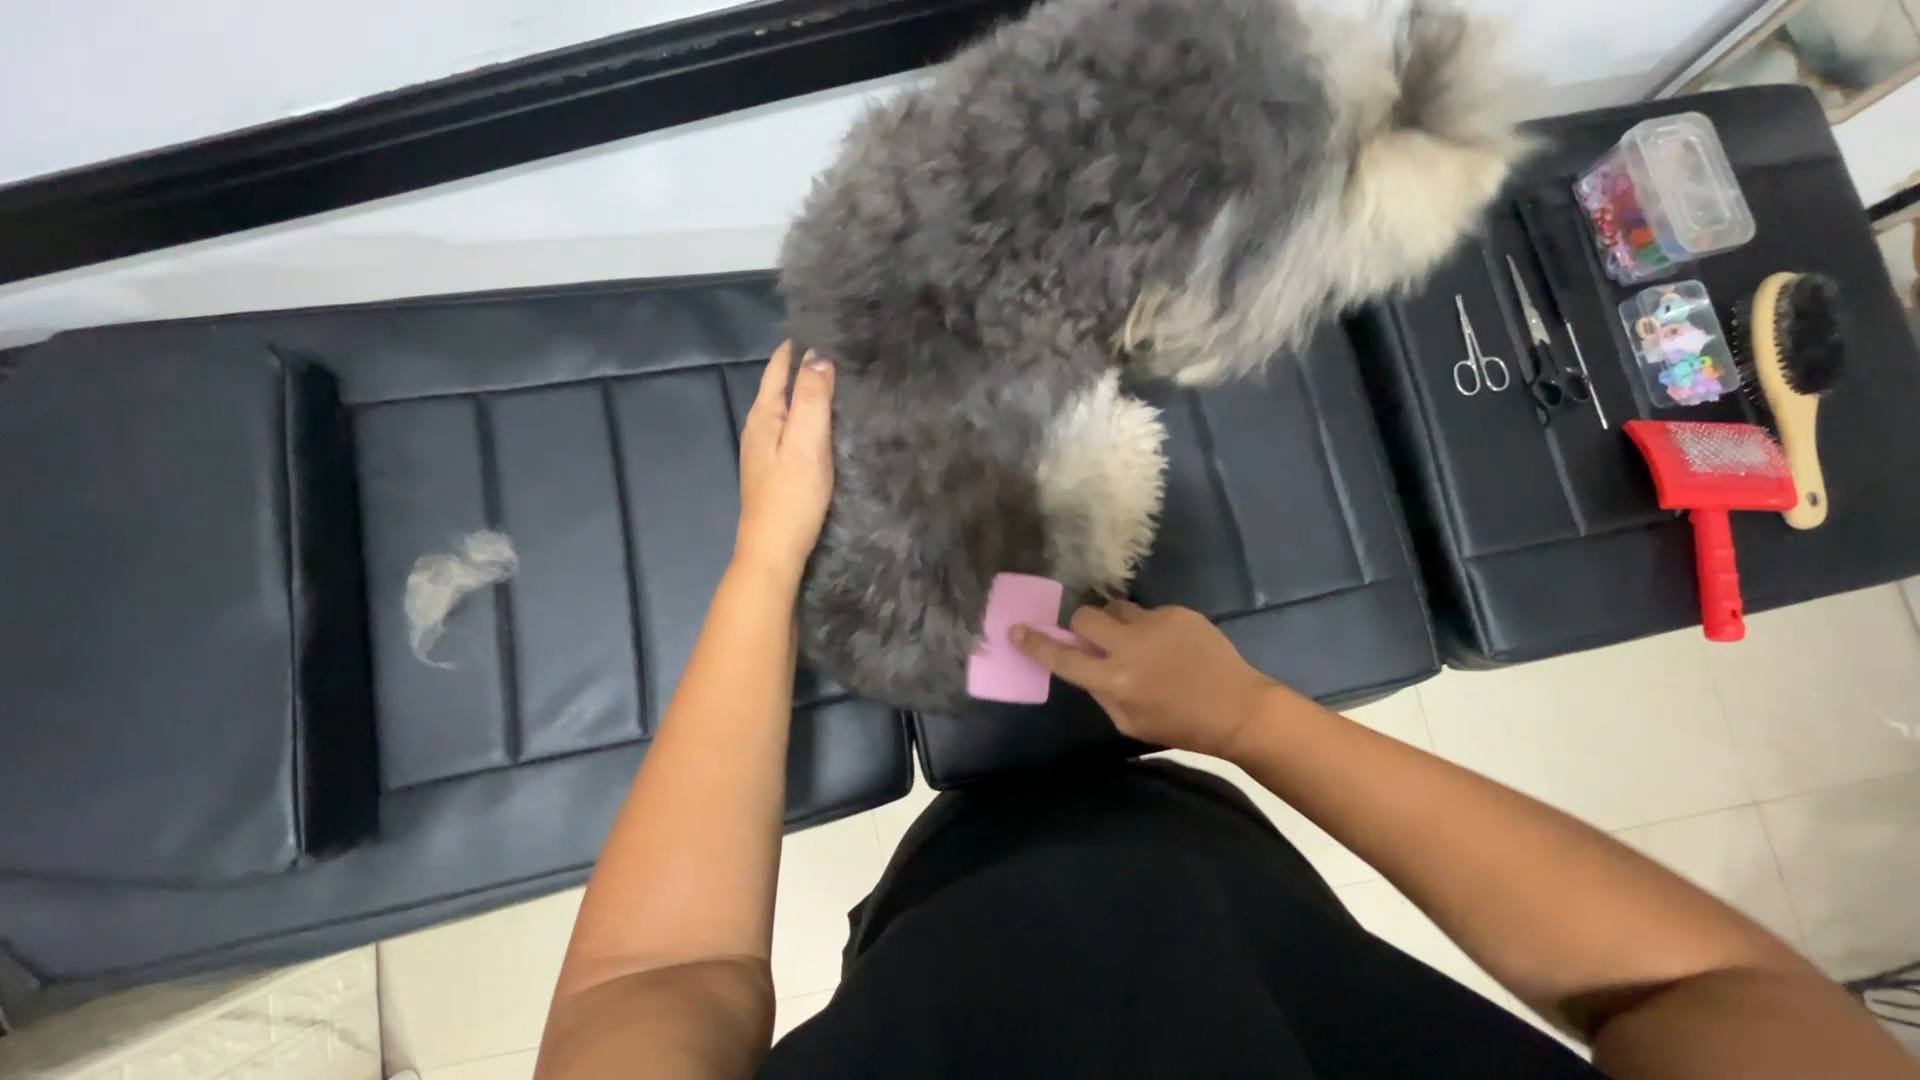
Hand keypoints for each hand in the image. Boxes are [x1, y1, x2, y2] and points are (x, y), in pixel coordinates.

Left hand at [734, 342, 834, 580]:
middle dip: (801, 367)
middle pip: (778, 387)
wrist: (773, 549)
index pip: (778, 369)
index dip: (795, 347)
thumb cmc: (792, 495)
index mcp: (764, 416)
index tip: (819, 326)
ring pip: (783, 410)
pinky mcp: (772, 471)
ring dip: (803, 393)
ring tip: (831, 380)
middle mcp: (757, 429)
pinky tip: (819, 424)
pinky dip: (804, 418)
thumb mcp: (806, 441)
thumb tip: (818, 355)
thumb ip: (811, 397)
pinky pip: (788, 431)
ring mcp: (762, 452)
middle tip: (833, 349)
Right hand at [1013, 601, 1286, 759]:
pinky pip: (1148, 612)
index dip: (1036, 644)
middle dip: (1081, 626)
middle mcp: (1129, 648)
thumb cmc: (1181, 726)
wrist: (1238, 708)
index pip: (1063, 657)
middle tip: (1093, 639)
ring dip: (1115, 624)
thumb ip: (1101, 692)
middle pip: (1084, 617)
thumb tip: (1085, 666)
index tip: (1016, 629)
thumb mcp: (1129, 722)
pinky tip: (1169, 646)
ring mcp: (1155, 625)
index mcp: (1114, 682)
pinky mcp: (1178, 613)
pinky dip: (1149, 627)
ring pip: (1116, 608)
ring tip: (1137, 643)